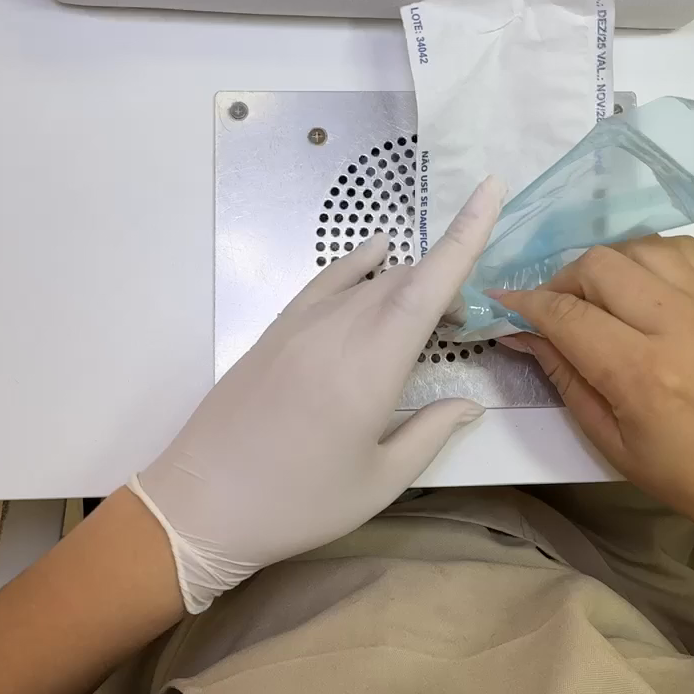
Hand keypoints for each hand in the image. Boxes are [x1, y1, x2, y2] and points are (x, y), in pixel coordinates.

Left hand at [133, 179, 505, 611]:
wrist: (201, 505)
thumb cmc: (298, 502)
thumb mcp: (379, 481)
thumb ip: (430, 432)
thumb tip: (469, 404)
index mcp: (371, 366)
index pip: (428, 285)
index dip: (465, 235)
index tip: (491, 188)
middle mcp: (337, 330)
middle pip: (403, 281)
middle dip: (445, 282)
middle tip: (464, 321)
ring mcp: (300, 325)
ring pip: (368, 281)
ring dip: (407, 284)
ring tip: (427, 313)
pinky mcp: (275, 331)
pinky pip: (326, 282)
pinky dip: (357, 265)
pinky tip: (375, 256)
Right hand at [493, 235, 693, 546]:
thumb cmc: (686, 474)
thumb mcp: (609, 440)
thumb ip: (563, 377)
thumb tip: (522, 335)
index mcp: (641, 372)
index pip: (566, 314)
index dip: (524, 304)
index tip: (501, 303)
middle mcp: (675, 324)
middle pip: (597, 265)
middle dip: (560, 283)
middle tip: (552, 314)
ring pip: (634, 246)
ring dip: (601, 267)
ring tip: (593, 301)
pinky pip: (675, 249)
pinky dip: (643, 257)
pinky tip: (634, 287)